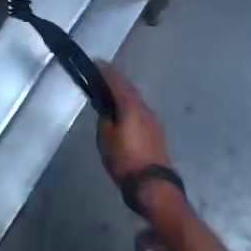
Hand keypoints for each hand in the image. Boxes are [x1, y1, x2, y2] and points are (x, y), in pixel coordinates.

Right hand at [95, 60, 170, 181]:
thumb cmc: (125, 159)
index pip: (116, 81)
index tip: (94, 62)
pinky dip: (129, 106)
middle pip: (128, 89)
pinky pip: (140, 111)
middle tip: (100, 75)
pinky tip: (122, 112)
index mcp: (131, 106)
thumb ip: (104, 118)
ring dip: (123, 94)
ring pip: (135, 100)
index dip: (104, 70)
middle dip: (115, 80)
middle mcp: (145, 109)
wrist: (154, 188)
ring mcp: (153, 122)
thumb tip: (107, 110)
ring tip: (109, 93)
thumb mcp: (105, 137)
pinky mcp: (156, 134)